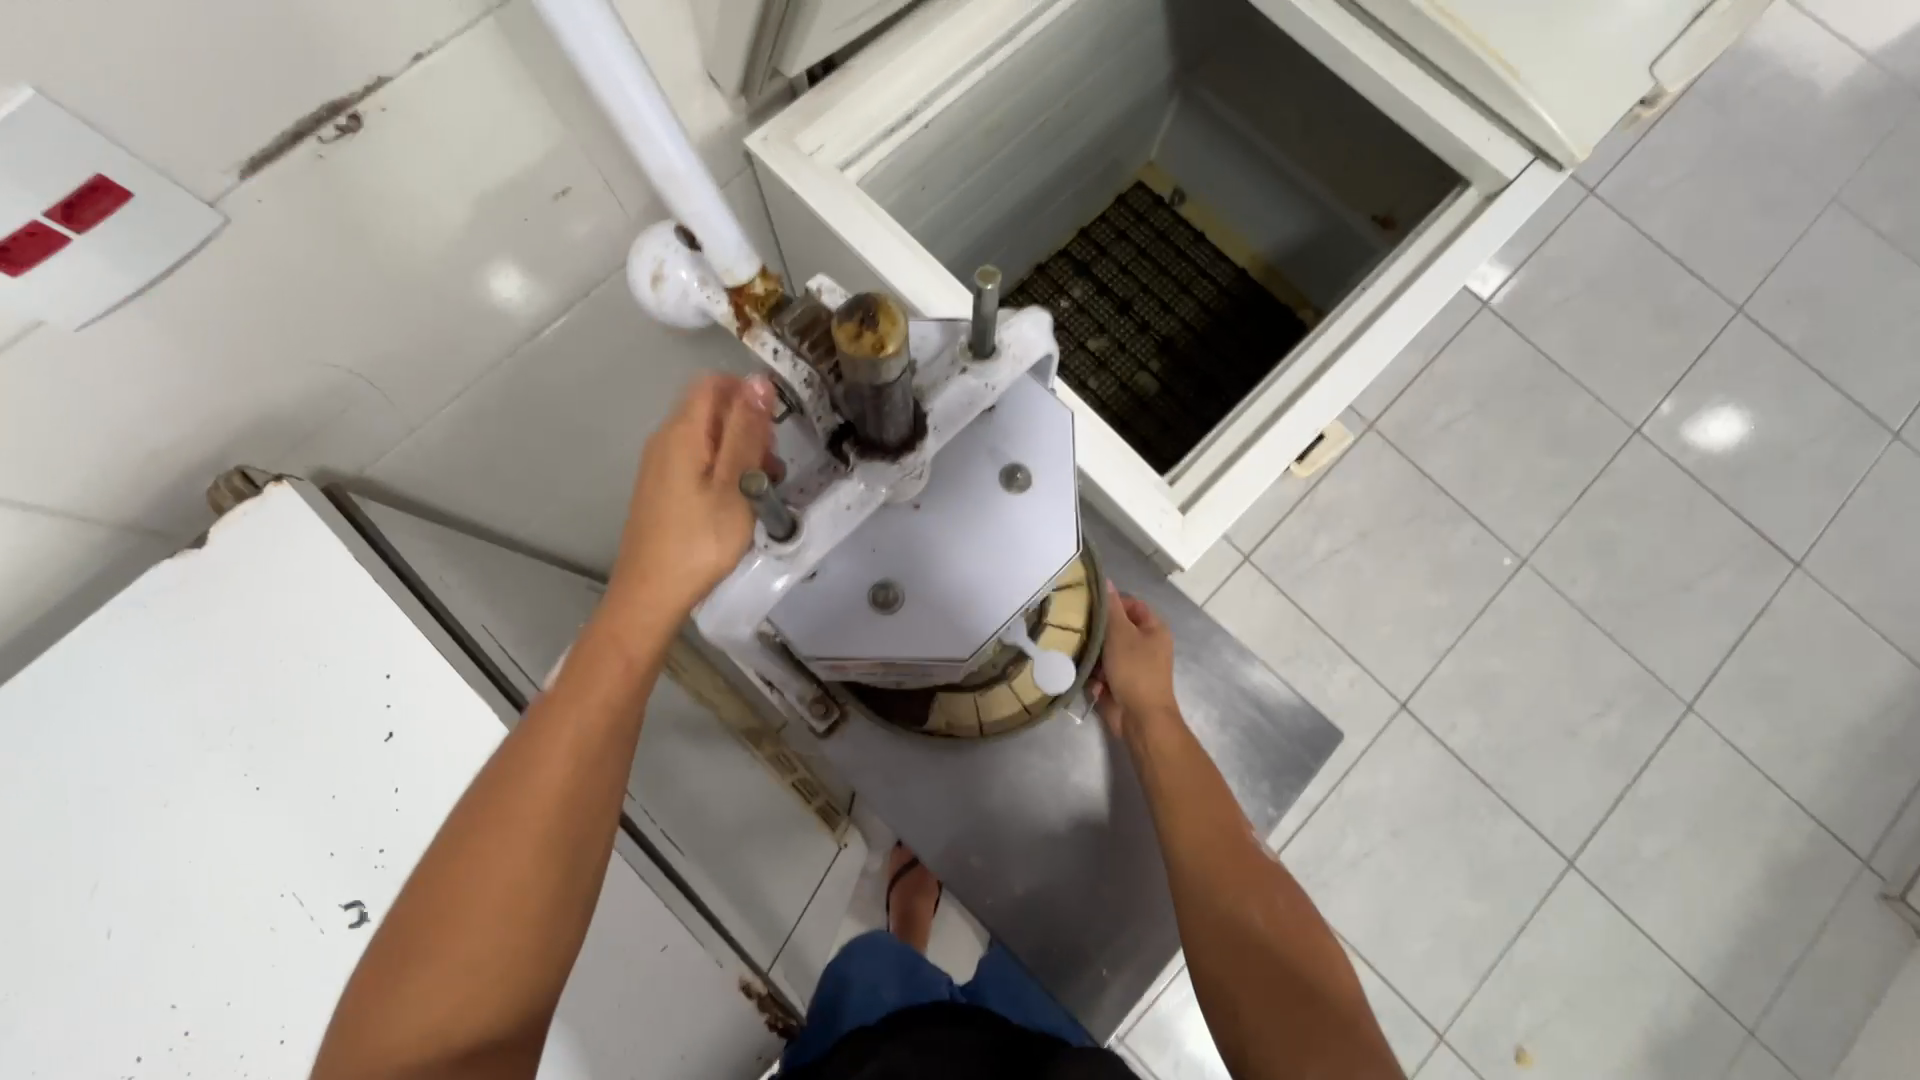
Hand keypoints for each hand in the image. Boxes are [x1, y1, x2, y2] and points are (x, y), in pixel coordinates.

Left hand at [605, 374, 778, 625]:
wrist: (651, 593)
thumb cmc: (700, 540)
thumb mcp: (735, 484)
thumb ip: (747, 431)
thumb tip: (759, 381)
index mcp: (682, 433)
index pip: (713, 384)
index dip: (748, 392)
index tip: (775, 426)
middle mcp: (665, 440)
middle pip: (711, 410)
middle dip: (749, 428)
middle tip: (773, 467)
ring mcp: (660, 466)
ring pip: (708, 439)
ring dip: (741, 454)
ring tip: (763, 490)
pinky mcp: (663, 489)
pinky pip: (698, 462)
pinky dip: (724, 472)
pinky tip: (739, 503)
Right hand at [1087, 580, 1179, 737]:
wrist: (1140, 717)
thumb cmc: (1134, 670)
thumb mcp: (1121, 634)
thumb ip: (1111, 607)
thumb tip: (1105, 580)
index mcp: (1154, 629)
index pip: (1131, 604)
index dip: (1111, 603)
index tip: (1088, 606)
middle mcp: (1145, 645)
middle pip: (1115, 628)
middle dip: (1096, 632)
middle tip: (1075, 628)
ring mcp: (1133, 665)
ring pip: (1105, 650)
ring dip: (1093, 656)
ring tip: (1078, 654)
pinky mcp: (1120, 683)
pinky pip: (1103, 671)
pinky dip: (1095, 675)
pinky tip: (1088, 678)